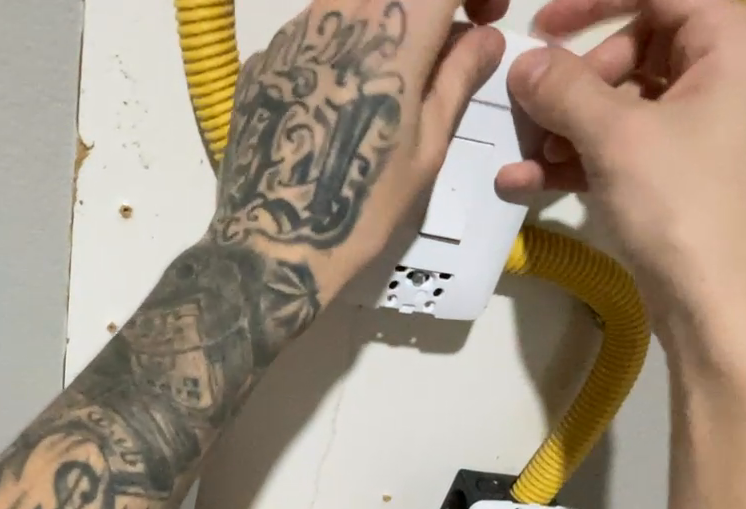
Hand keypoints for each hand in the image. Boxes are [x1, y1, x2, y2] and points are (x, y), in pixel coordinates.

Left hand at [212, 0, 510, 300]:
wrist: (274, 248)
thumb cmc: (362, 207)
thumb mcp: (426, 150)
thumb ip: (456, 80)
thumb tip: (483, 38)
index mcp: (396, 30)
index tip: (485, 15)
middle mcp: (341, 13)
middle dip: (427, 5)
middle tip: (440, 44)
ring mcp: (293, 34)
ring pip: (350, 2)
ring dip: (382, 21)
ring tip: (388, 77)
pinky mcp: (261, 63)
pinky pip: (312, 32)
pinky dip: (339, 47)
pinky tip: (340, 100)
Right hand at [495, 0, 745, 321]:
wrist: (715, 300)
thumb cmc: (681, 204)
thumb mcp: (617, 138)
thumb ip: (566, 91)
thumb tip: (523, 64)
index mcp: (729, 42)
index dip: (595, 3)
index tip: (540, 27)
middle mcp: (718, 75)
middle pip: (634, 48)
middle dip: (575, 80)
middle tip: (533, 110)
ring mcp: (694, 129)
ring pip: (618, 104)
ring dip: (564, 126)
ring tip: (524, 154)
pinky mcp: (670, 174)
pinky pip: (617, 148)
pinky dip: (575, 160)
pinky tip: (526, 180)